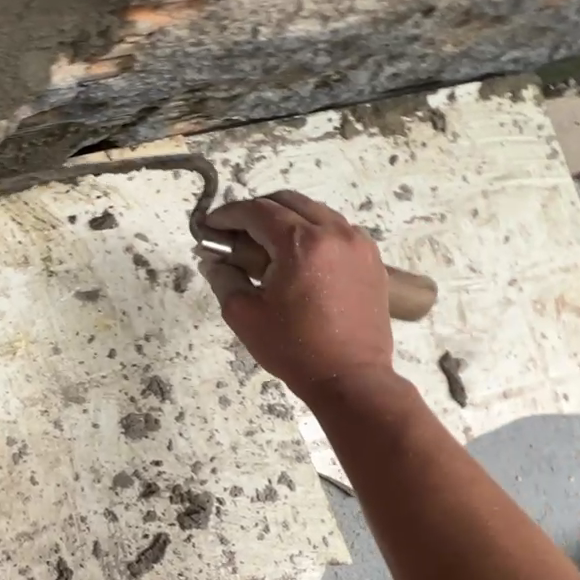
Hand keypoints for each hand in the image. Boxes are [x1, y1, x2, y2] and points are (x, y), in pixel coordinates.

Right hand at [197, 191, 395, 400]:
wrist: (349, 377)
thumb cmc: (291, 347)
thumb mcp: (243, 314)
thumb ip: (224, 278)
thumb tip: (211, 260)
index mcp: (301, 244)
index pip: (257, 211)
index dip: (227, 215)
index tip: (209, 226)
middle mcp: (334, 233)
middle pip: (288, 201)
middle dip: (255, 211)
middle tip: (233, 235)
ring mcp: (358, 244)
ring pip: (314, 212)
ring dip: (284, 220)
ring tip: (262, 247)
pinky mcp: (371, 259)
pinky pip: (335, 230)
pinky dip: (309, 233)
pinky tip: (294, 259)